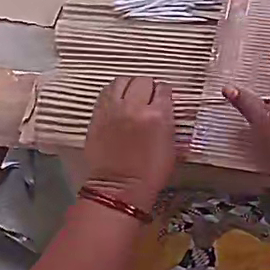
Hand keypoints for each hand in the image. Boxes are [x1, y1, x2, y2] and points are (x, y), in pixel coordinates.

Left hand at [83, 75, 177, 211]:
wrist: (120, 189)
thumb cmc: (151, 173)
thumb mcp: (172, 146)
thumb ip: (169, 121)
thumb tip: (167, 107)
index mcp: (158, 115)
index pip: (163, 89)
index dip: (164, 94)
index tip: (163, 100)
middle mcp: (135, 107)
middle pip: (143, 80)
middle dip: (148, 88)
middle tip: (148, 98)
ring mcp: (113, 109)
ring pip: (123, 80)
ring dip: (130, 86)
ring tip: (132, 96)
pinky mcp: (98, 114)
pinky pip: (107, 91)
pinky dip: (114, 92)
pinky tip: (118, 101)